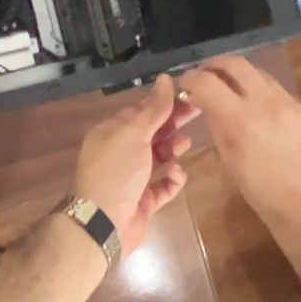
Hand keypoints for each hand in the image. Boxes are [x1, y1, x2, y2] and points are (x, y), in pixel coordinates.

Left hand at [72, 75, 198, 252]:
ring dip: (172, 149)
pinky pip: (163, 185)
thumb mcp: (134, 134)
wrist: (103, 223)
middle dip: (172, 123)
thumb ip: (153, 109)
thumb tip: (165, 78)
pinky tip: (176, 174)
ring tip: (184, 143)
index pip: (140, 111)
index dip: (163, 102)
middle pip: (151, 132)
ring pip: (158, 158)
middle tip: (197, 112)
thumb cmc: (116, 171)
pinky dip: (172, 179)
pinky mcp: (143, 201)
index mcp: (111, 133)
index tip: (189, 95)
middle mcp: (120, 153)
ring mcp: (132, 178)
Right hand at [179, 55, 300, 232]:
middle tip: (206, 76)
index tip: (185, 83)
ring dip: (241, 78)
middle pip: (235, 63)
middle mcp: (267, 104)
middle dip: (215, 65)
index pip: (206, 82)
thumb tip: (204, 102)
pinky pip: (279, 92)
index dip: (190, 78)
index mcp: (241, 121)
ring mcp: (291, 103)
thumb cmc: (261, 193)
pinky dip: (263, 96)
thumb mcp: (229, 159)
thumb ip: (216, 124)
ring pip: (259, 74)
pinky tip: (262, 114)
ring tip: (233, 92)